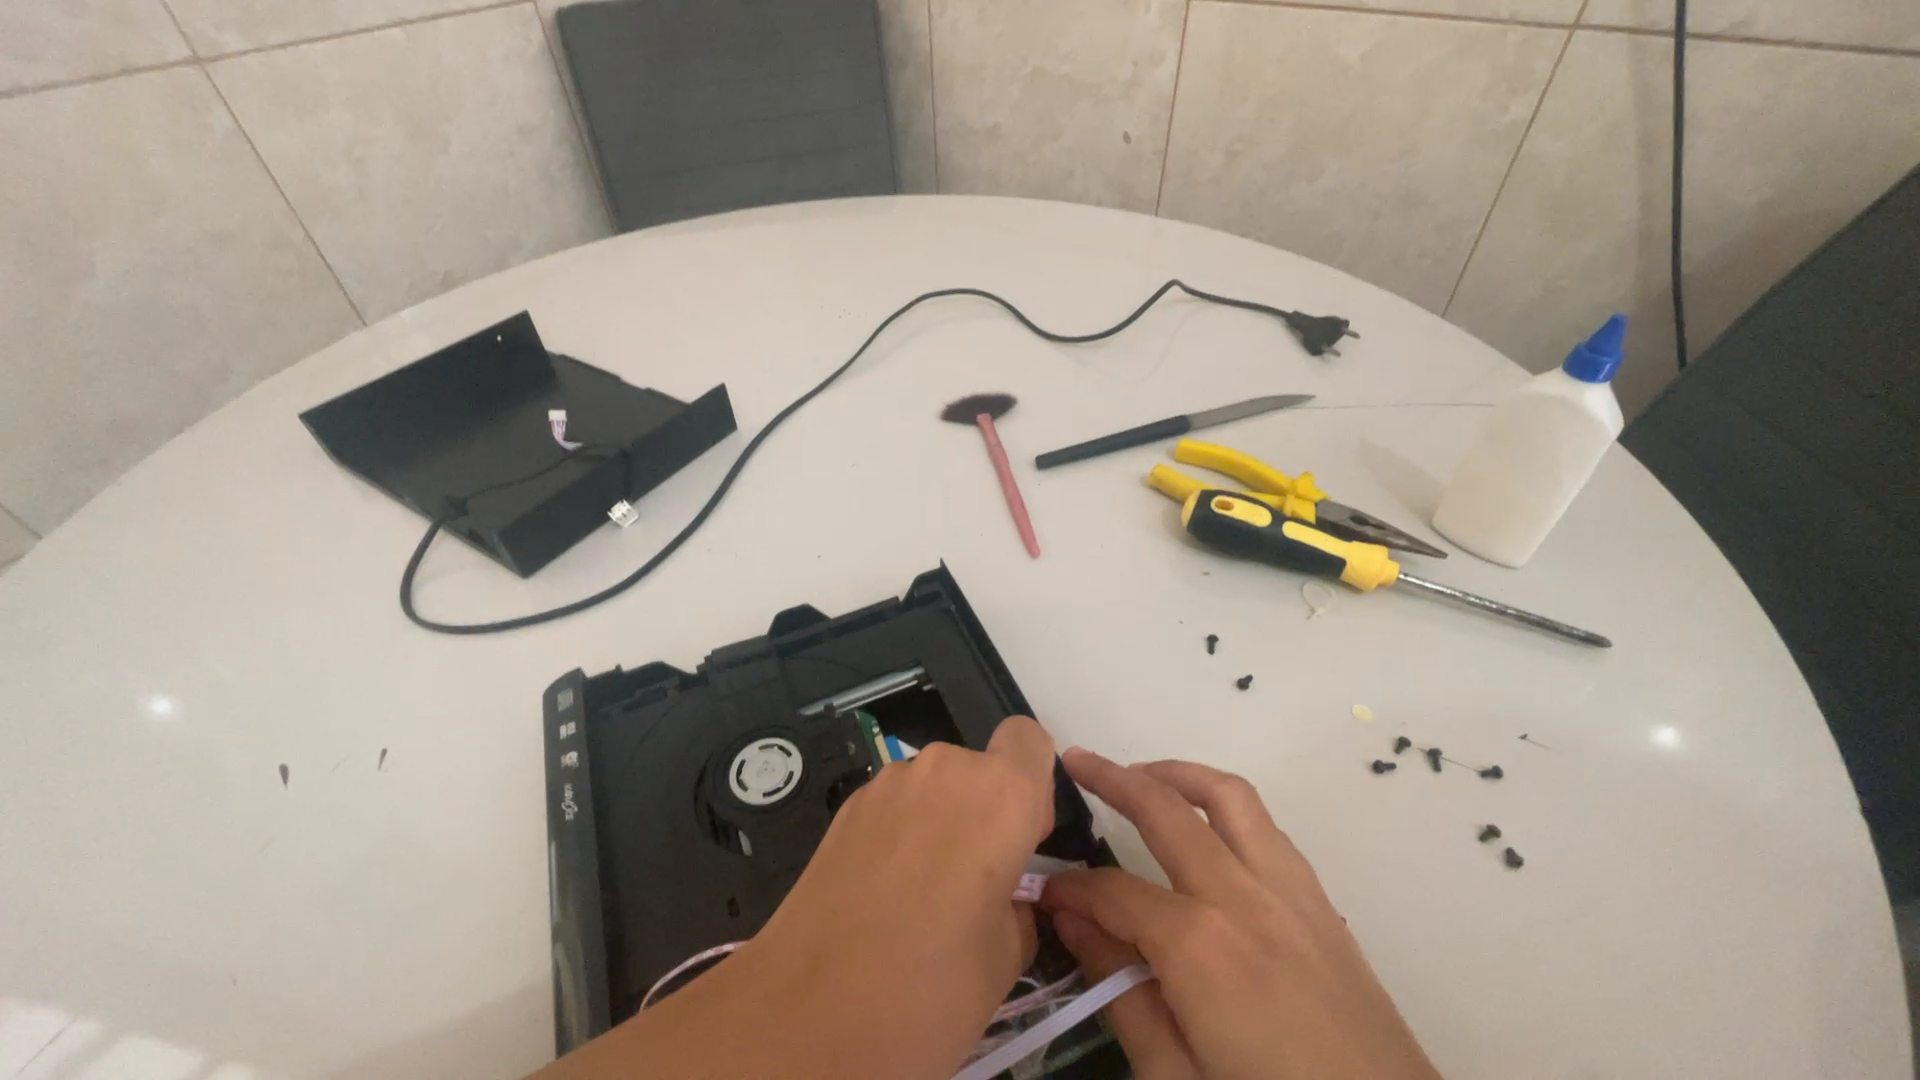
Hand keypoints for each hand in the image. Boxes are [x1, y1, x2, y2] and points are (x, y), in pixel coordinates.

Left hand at [533, 716, 1058, 1079]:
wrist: (805, 1011)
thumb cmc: (929, 985)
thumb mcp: (1006, 959)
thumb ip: (1019, 907)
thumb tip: (1006, 899)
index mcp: (999, 795)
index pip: (1030, 739)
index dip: (1034, 783)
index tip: (1023, 838)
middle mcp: (944, 771)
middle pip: (980, 769)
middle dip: (986, 813)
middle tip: (975, 884)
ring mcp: (886, 785)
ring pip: (935, 789)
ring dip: (942, 824)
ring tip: (923, 899)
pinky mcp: (844, 807)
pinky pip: (896, 806)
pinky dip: (902, 835)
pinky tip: (883, 896)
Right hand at [1041, 748, 1438, 1079]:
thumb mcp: (1173, 1076)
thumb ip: (1119, 990)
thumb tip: (1071, 919)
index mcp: (1198, 943)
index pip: (1112, 890)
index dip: (1070, 887)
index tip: (1042, 891)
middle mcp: (1241, 895)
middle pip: (1166, 810)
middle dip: (1113, 779)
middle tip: (1076, 762)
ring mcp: (1289, 891)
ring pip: (1229, 797)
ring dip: (1178, 774)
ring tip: (1142, 774)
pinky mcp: (1320, 904)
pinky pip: (1267, 829)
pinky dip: (1225, 808)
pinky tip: (1207, 831)